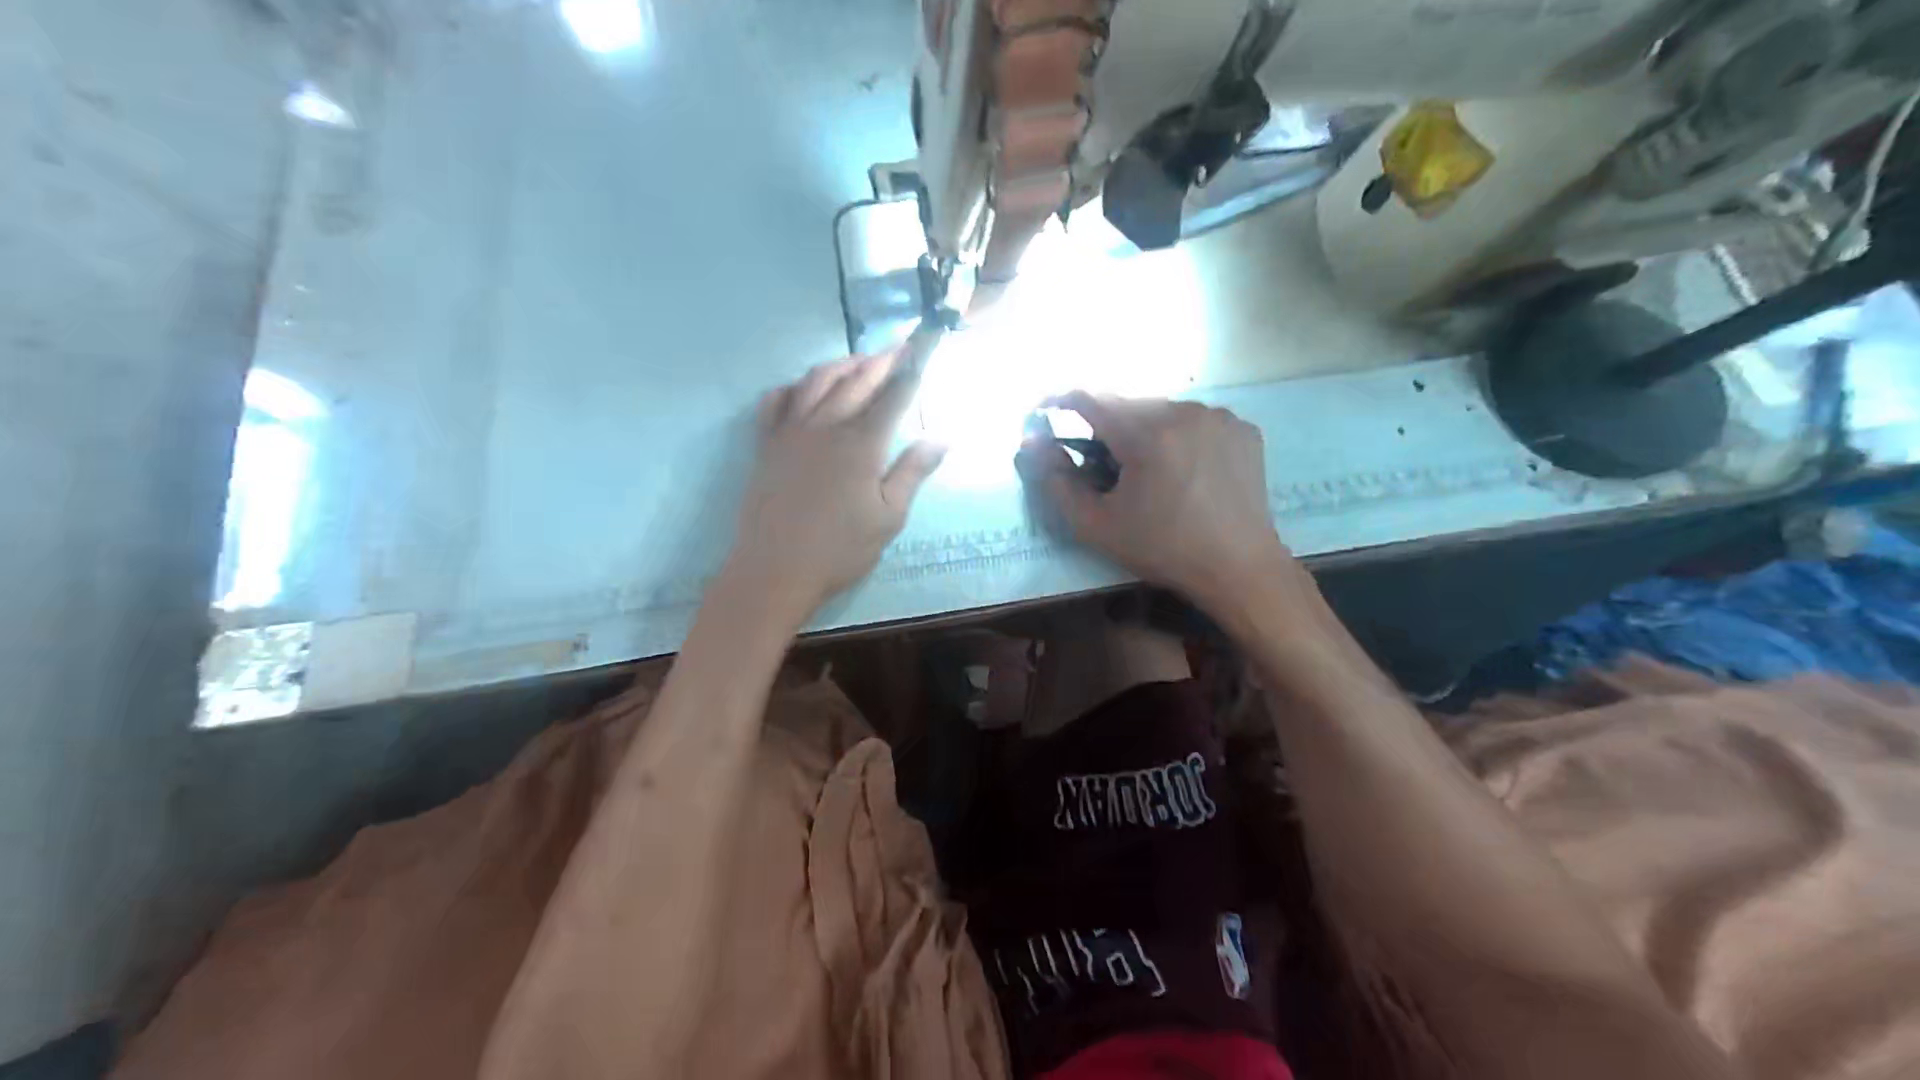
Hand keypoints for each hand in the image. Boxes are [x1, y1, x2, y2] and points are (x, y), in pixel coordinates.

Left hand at [726, 349, 945, 615]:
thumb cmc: (839, 550)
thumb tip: (940, 438)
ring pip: (815, 382)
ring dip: (840, 365)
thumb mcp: (888, 518)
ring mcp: (790, 433)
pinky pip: (775, 404)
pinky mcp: (766, 446)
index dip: (910, 372)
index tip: (923, 350)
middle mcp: (826, 427)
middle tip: (898, 346)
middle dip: (880, 361)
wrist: (774, 570)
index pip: (892, 397)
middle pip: (856, 381)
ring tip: (858, 360)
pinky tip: (800, 389)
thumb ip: (912, 473)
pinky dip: (791, 388)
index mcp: (862, 444)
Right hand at [1017, 393, 1296, 612]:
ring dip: (1145, 429)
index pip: (1092, 401)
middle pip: (1128, 405)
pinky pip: (1196, 420)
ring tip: (1147, 469)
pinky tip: (1184, 469)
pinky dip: (1179, 436)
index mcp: (1147, 435)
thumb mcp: (1096, 526)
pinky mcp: (1242, 429)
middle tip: (1103, 462)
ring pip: (1163, 410)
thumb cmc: (1162, 550)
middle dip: (1108, 426)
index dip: (1062, 401)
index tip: (1046, 409)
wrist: (1238, 568)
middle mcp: (1185, 412)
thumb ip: (1057, 481)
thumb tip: (1032, 442)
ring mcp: (1219, 418)